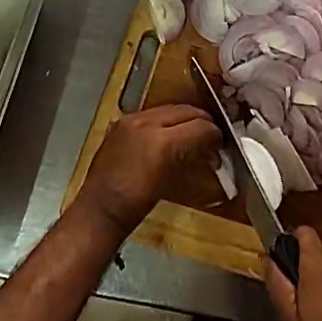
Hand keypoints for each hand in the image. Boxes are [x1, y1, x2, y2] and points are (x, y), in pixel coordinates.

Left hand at [75, 104, 219, 240]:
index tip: (221, 142)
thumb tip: (210, 147)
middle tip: (211, 137)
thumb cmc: (137, 205)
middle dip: (202, 122)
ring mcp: (130, 121)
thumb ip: (193, 156)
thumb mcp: (173, 181)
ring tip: (192, 136)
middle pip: (185, 110)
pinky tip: (169, 136)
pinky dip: (165, 122)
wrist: (100, 210)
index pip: (199, 124)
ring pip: (168, 109)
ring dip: (184, 119)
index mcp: (162, 141)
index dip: (214, 133)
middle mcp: (145, 123)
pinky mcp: (120, 124)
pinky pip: (151, 114)